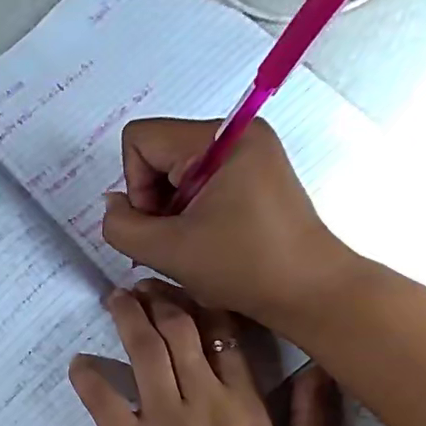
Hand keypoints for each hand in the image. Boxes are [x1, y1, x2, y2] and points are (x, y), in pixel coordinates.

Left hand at [68, 282, 301, 425]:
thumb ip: (312, 419)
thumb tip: (318, 367)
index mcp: (248, 407)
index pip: (227, 338)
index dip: (208, 306)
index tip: (194, 286)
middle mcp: (205, 402)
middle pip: (181, 333)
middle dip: (163, 299)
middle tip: (146, 282)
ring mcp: (163, 421)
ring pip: (145, 352)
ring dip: (129, 318)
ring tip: (117, 297)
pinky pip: (103, 400)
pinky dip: (88, 377)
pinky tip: (78, 360)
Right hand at [102, 117, 358, 323]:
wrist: (311, 292)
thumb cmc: (244, 268)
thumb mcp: (169, 251)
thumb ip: (123, 226)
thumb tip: (114, 206)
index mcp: (222, 137)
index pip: (141, 140)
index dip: (136, 186)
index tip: (160, 226)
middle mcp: (239, 133)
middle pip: (161, 153)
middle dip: (156, 201)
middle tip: (175, 242)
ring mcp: (252, 154)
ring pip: (180, 172)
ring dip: (174, 212)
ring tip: (194, 246)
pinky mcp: (258, 177)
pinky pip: (204, 183)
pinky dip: (195, 213)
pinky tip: (209, 243)